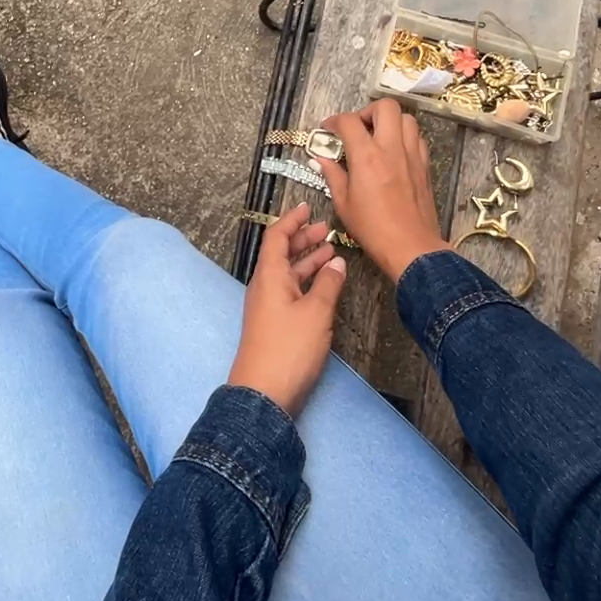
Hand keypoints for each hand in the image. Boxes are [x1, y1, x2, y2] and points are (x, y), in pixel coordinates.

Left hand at [228, 203, 345, 416]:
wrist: (264, 393)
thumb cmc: (288, 348)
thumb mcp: (315, 313)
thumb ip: (328, 284)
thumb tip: (336, 262)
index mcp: (269, 275)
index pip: (277, 237)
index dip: (291, 220)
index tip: (307, 207)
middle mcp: (265, 286)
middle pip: (282, 253)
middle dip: (303, 238)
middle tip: (326, 228)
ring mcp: (269, 306)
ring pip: (289, 272)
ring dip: (308, 260)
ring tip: (331, 250)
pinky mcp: (275, 323)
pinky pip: (292, 290)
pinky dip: (308, 280)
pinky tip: (325, 282)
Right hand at [319, 98, 450, 280]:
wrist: (411, 247)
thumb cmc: (373, 228)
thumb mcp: (343, 203)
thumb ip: (332, 175)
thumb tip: (322, 159)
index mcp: (366, 157)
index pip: (349, 121)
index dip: (334, 120)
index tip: (328, 129)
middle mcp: (391, 148)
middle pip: (385, 106)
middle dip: (368, 111)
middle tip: (357, 128)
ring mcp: (412, 155)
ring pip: (406, 118)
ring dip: (389, 121)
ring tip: (377, 136)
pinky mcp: (425, 165)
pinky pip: (417, 137)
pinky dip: (404, 136)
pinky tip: (394, 152)